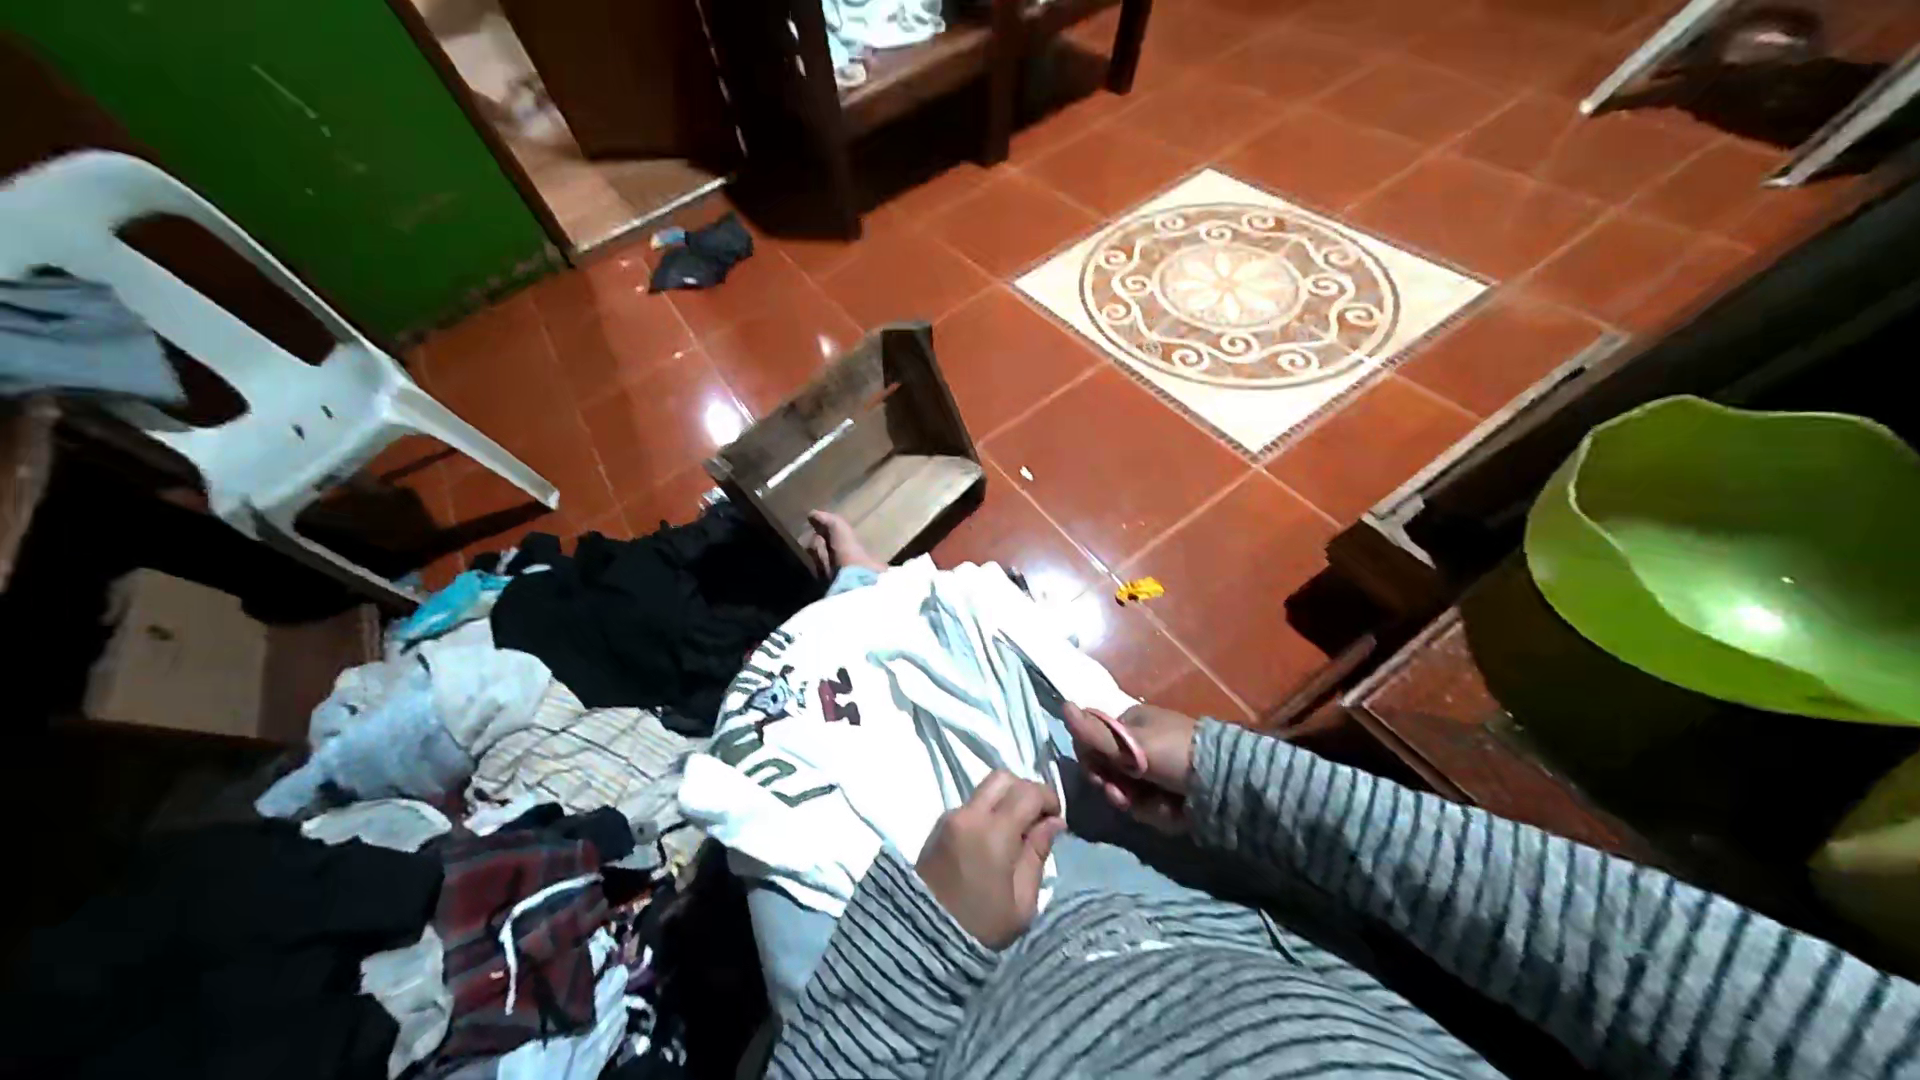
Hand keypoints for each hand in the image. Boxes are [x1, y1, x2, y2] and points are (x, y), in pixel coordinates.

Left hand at [915, 771, 1065, 948]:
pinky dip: (987, 810)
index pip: (1028, 792)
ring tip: (1016, 832)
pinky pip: (970, 805)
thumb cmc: (981, 928)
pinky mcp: (937, 827)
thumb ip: (1038, 854)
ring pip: (984, 789)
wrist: (925, 942)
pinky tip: (993, 840)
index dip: (1049, 797)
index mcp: (993, 832)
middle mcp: (969, 815)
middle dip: (1025, 790)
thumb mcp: (1022, 903)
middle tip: (1037, 818)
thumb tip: (1053, 822)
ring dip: (1004, 800)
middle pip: (1002, 778)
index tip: (1057, 818)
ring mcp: (949, 818)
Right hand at [1063, 703, 1198, 832]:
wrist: (1225, 783)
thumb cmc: (1173, 753)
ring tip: (1154, 807)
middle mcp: (1141, 744)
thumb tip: (1063, 706)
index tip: (1100, 778)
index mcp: (1130, 723)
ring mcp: (1157, 770)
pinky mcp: (1171, 794)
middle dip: (1116, 788)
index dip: (1092, 764)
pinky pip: (1150, 807)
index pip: (1094, 744)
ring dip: (1137, 804)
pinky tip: (1172, 812)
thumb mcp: (1131, 743)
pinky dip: (1158, 812)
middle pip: (1110, 772)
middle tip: (1124, 797)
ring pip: (1129, 793)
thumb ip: (1095, 733)